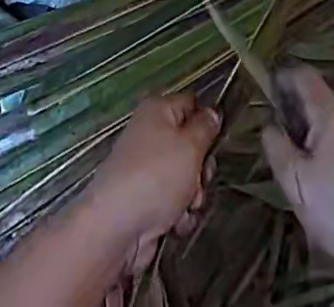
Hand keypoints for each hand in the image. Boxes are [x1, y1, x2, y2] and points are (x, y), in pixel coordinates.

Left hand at [79, 93, 219, 270]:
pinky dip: (179, 213)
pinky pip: (175, 201)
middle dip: (202, 168)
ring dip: (194, 195)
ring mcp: (147, 169)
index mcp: (157, 110)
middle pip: (192, 145)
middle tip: (200, 179)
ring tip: (187, 206)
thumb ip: (206, 127)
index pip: (192, 105)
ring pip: (187, 177)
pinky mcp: (146, 199)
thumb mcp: (190, 145)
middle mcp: (150, 134)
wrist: (116, 228)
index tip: (217, 140)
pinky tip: (175, 223)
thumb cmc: (156, 176)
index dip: (207, 122)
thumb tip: (211, 113)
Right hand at [263, 66, 333, 301]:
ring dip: (313, 131)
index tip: (266, 91)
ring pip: (333, 120)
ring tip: (301, 165)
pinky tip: (326, 178)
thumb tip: (271, 124)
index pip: (304, 76)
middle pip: (319, 99)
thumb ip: (275, 144)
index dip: (282, 77)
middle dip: (296, 111)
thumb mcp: (293, 180)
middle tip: (280, 139)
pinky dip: (331, 144)